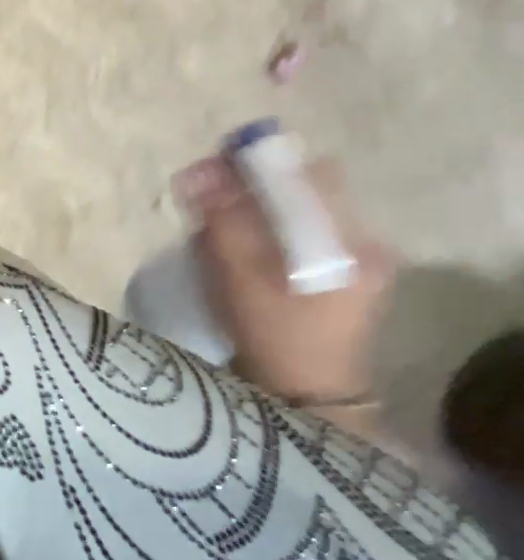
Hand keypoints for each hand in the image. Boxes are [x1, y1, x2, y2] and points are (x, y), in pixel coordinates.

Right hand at [175, 155, 394, 403]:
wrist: (302, 396)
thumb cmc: (271, 331)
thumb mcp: (236, 271)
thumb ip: (219, 217)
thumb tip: (200, 172)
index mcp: (348, 241)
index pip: (306, 174)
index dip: (256, 163)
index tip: (211, 168)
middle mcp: (361, 244)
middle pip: (298, 191)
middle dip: (243, 187)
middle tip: (197, 198)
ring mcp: (352, 264)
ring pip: (292, 212)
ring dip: (247, 209)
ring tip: (207, 226)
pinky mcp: (337, 279)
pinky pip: (293, 234)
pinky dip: (259, 230)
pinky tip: (231, 247)